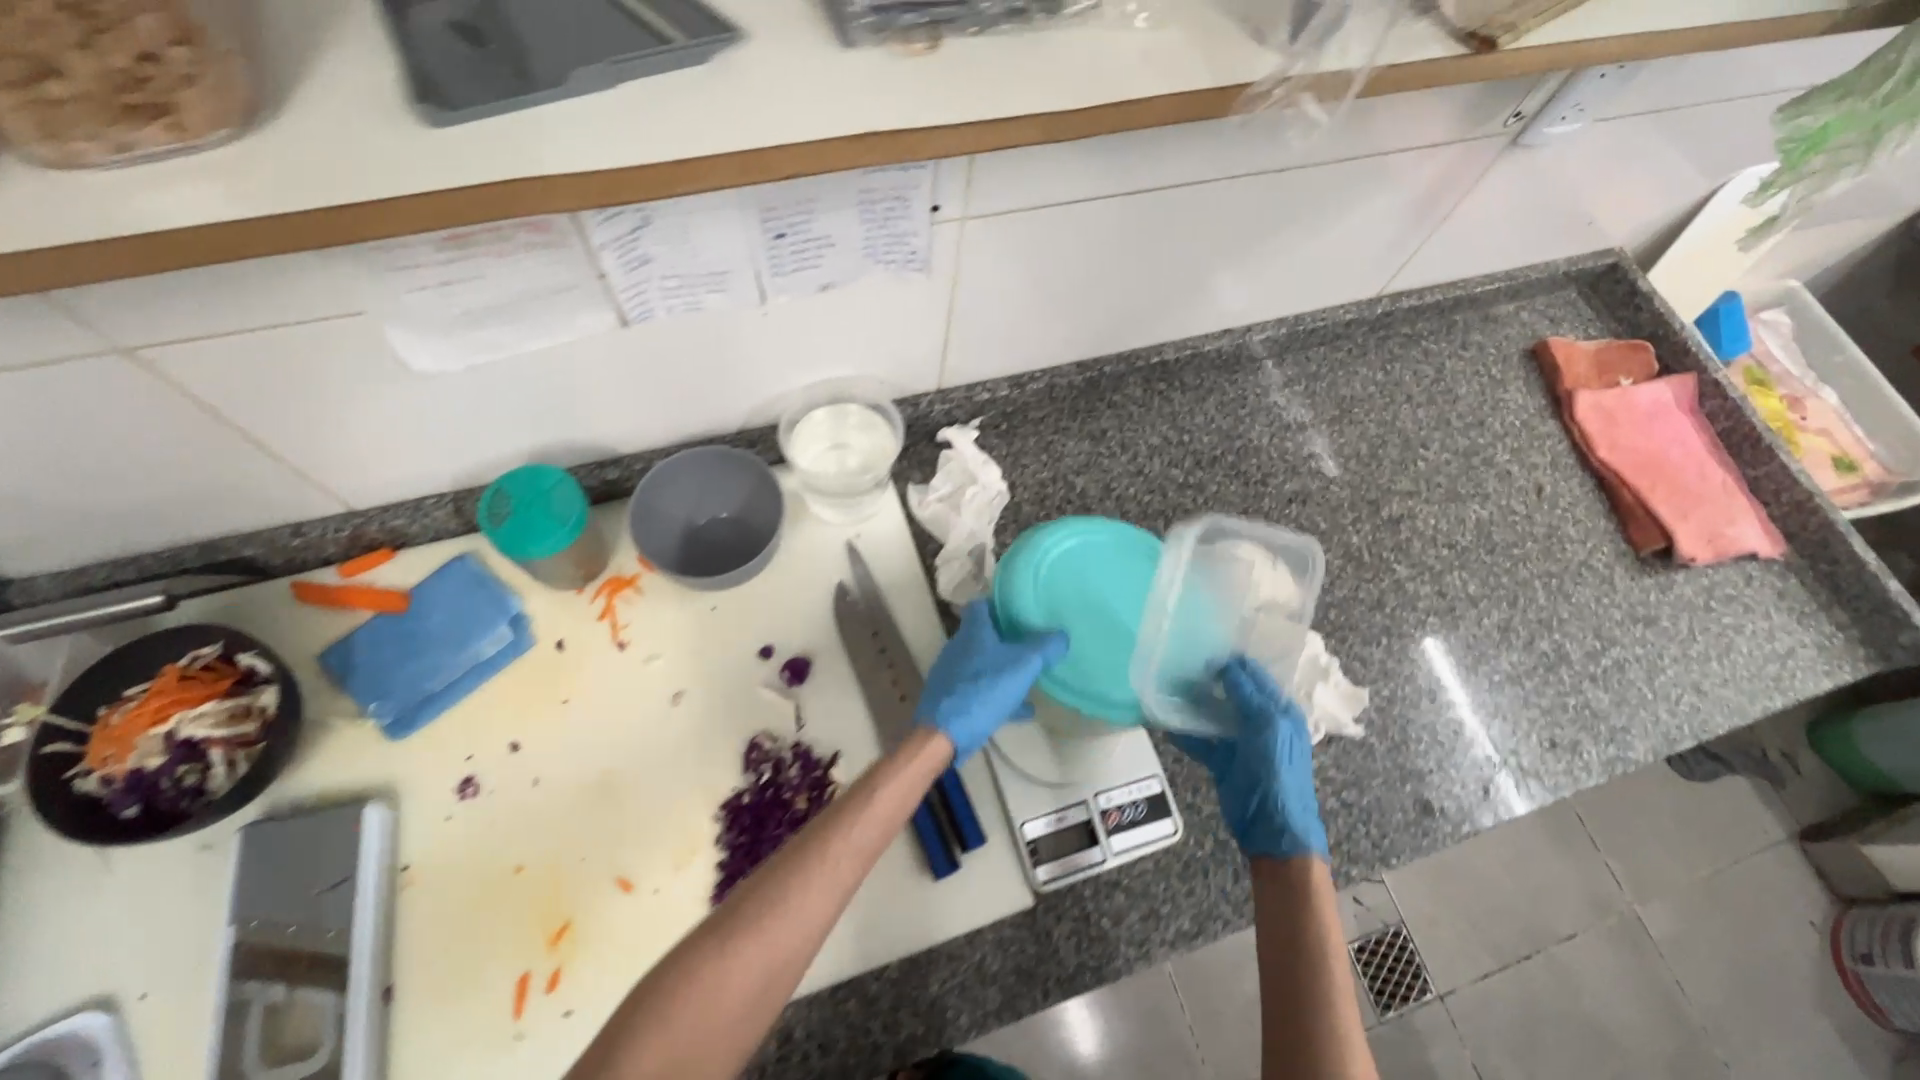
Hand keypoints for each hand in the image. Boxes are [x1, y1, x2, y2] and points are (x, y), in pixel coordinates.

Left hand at [916, 600, 1068, 762]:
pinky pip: (982, 691)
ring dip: (1005, 668)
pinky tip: (1023, 710)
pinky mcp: (952, 699)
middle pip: (984, 635)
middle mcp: (959, 647)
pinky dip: (1001, 696)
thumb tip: (1062, 635)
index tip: (1022, 610)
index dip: (1001, 604)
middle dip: (1007, 638)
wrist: (945, 733)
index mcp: (973, 631)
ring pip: (983, 664)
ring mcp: (953, 674)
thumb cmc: (984, 690)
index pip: (982, 605)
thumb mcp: (1024, 665)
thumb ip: (1045, 647)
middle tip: (1033, 642)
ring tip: (1031, 676)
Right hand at [1170, 656, 1327, 861]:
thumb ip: (1247, 694)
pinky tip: (1163, 722)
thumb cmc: (1276, 770)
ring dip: (1194, 704)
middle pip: (1233, 693)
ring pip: (1213, 715)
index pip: (1256, 676)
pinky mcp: (1222, 762)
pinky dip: (1183, 733)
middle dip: (1209, 679)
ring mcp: (1241, 742)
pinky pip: (1200, 742)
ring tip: (1168, 685)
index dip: (1234, 662)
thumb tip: (1226, 664)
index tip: (1205, 645)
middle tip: (1180, 661)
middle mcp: (1261, 722)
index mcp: (1280, 710)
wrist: (1272, 826)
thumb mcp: (1266, 725)